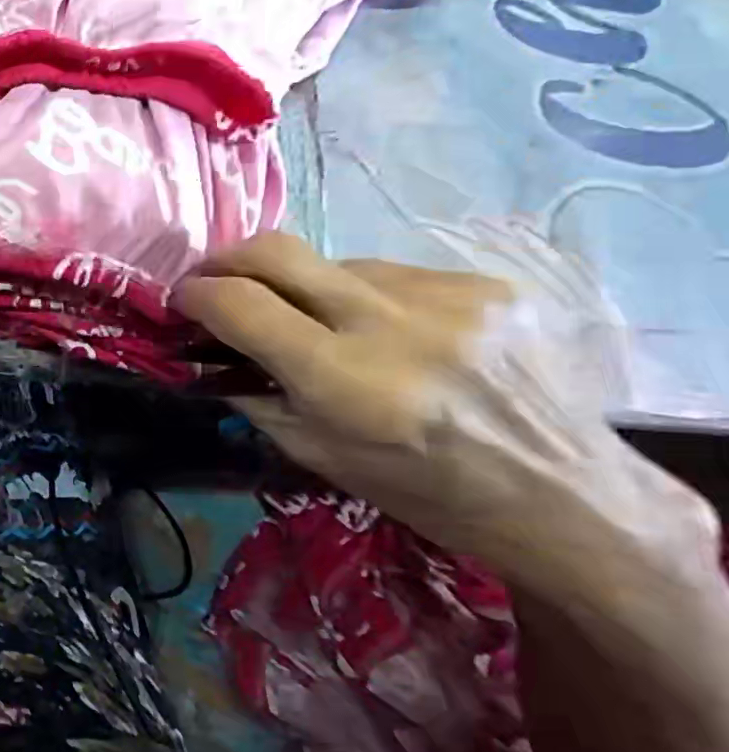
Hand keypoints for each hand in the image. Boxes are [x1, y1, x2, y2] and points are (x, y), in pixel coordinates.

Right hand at [174, 233, 720, 597]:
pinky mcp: (488, 285)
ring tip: (328, 328)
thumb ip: (249, 386)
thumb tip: (201, 341)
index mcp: (347, 383)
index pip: (238, 303)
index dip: (193, 294)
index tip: (181, 302)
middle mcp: (396, 327)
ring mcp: (449, 299)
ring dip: (306, 289)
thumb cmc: (421, 488)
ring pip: (331, 263)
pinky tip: (394, 334)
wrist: (569, 499)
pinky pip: (389, 273)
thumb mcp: (311, 450)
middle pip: (274, 251)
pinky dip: (368, 298)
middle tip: (216, 282)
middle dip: (226, 261)